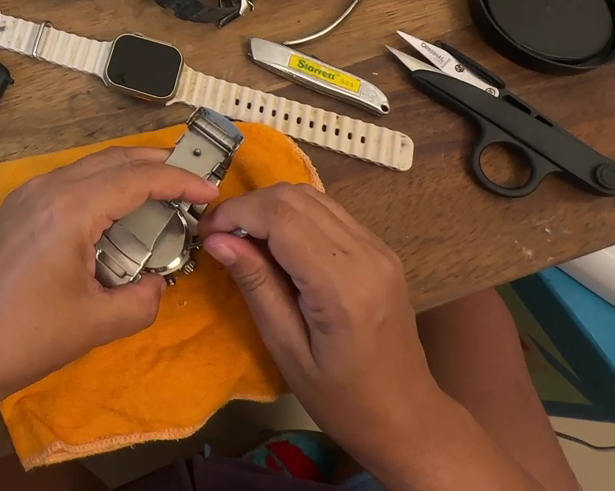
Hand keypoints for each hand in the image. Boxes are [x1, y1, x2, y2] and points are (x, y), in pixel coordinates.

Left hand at [0, 146, 219, 407]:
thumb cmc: (27, 336)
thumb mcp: (97, 323)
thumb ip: (142, 300)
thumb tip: (157, 284)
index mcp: (69, 207)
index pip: (135, 178)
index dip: (178, 180)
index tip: (211, 191)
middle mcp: (47, 188)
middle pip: (112, 159)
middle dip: (156, 164)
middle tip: (193, 180)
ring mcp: (27, 196)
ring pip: (89, 168)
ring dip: (127, 174)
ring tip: (163, 195)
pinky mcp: (18, 210)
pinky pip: (69, 184)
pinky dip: (101, 188)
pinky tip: (117, 215)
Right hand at [198, 184, 446, 458]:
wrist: (409, 419)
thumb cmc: (342, 399)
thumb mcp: (286, 349)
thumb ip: (255, 285)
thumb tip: (215, 239)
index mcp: (342, 286)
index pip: (280, 217)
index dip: (235, 213)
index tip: (206, 233)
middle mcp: (366, 255)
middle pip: (292, 197)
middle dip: (247, 207)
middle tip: (220, 236)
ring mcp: (378, 248)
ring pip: (308, 195)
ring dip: (268, 207)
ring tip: (244, 237)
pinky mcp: (379, 249)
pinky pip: (325, 210)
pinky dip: (291, 214)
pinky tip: (276, 242)